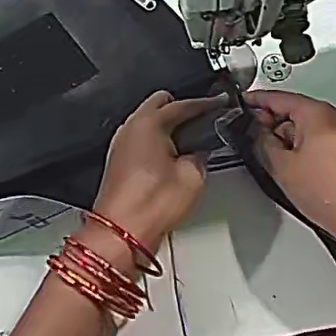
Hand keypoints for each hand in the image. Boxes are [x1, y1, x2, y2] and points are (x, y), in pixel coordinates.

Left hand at [90, 91, 223, 253]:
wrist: (121, 233)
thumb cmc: (149, 204)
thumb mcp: (192, 177)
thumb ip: (198, 156)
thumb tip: (197, 153)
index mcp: (148, 123)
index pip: (180, 105)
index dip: (203, 104)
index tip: (217, 102)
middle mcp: (129, 128)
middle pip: (158, 105)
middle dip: (180, 108)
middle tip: (202, 118)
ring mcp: (120, 144)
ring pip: (146, 122)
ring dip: (166, 125)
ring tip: (189, 138)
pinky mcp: (118, 161)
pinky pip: (139, 139)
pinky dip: (155, 140)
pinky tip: (170, 155)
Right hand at [242, 90, 335, 249]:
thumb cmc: (335, 195)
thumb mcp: (281, 166)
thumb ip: (261, 142)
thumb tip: (256, 132)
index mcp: (316, 113)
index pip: (277, 97)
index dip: (254, 101)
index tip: (242, 104)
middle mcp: (332, 118)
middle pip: (291, 110)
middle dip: (270, 124)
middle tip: (253, 137)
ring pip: (302, 127)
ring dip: (285, 139)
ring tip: (276, 162)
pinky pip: (314, 141)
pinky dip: (299, 149)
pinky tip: (293, 170)